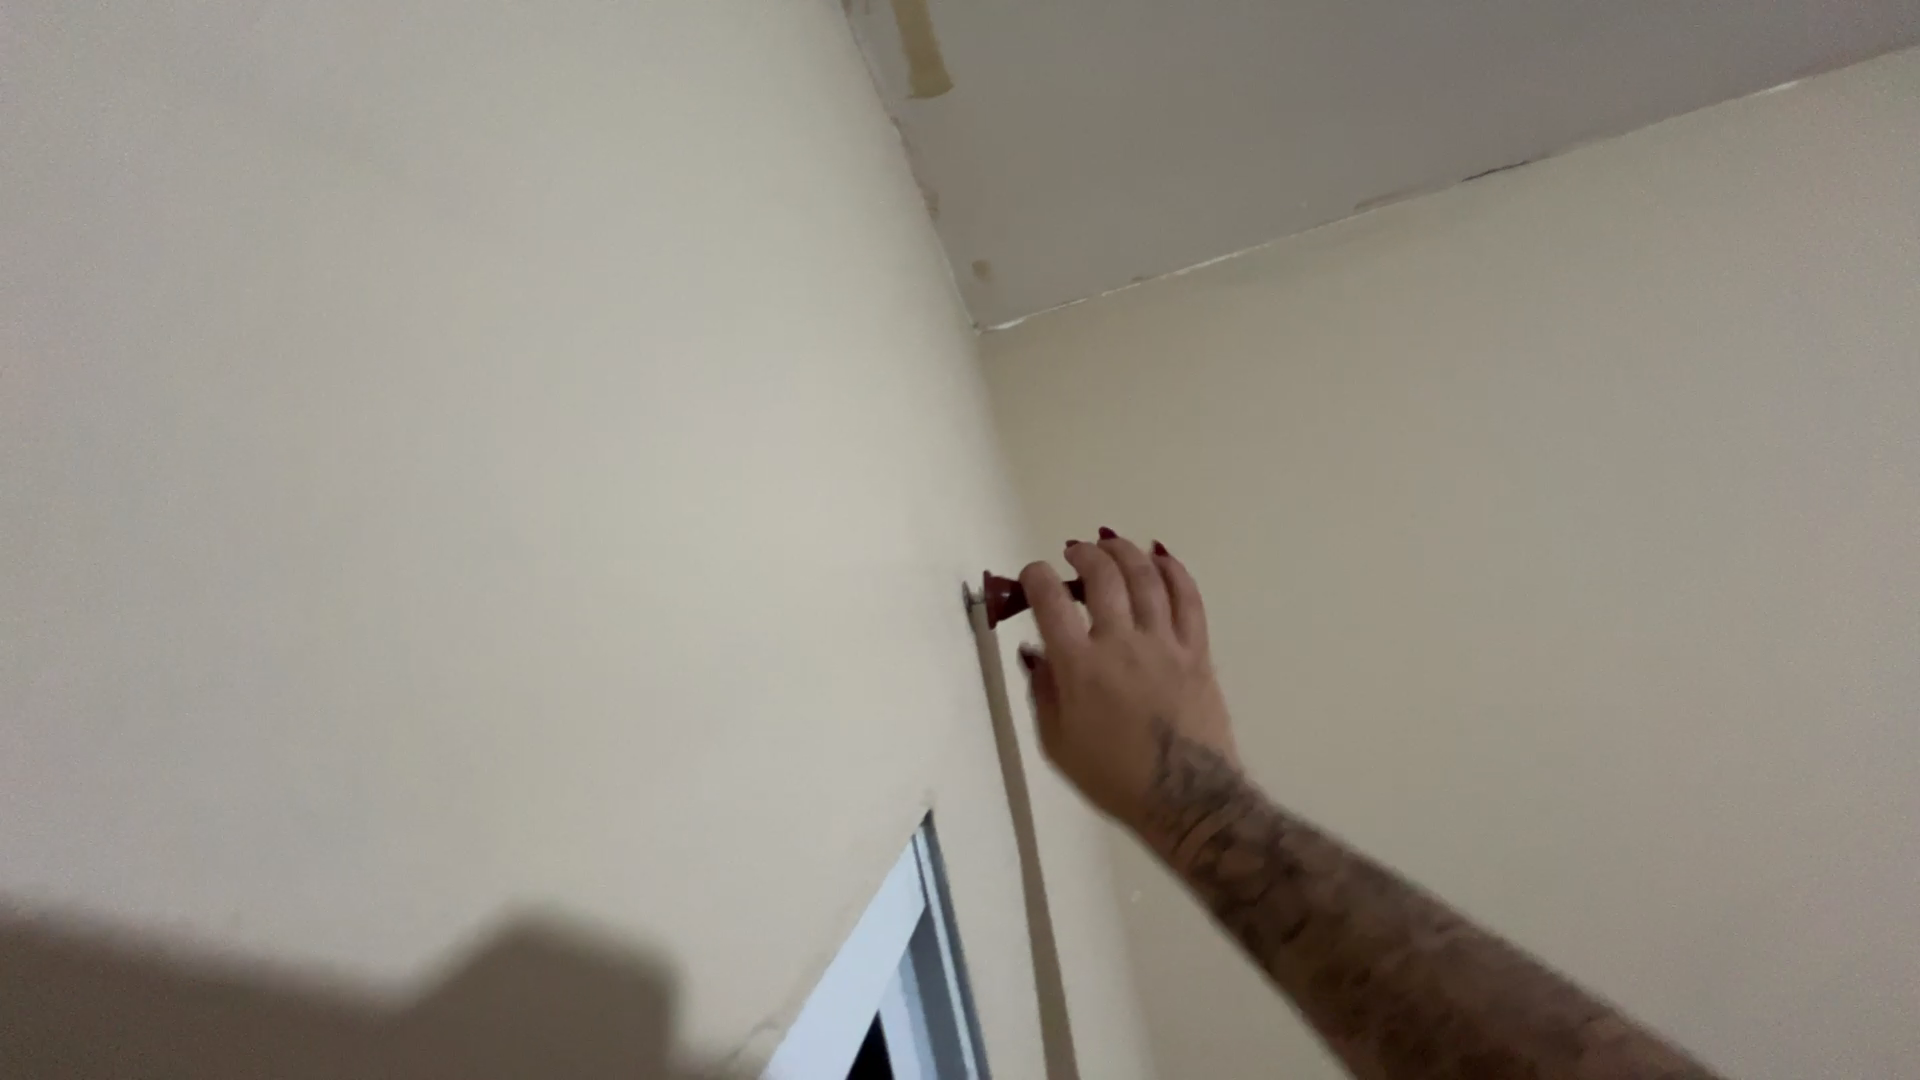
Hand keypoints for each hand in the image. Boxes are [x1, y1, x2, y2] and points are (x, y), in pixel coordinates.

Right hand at [1017, 530, 1239, 834]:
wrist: (1187, 800)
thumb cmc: (1113, 777)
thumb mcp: (1057, 744)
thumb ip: (1043, 691)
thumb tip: (1035, 652)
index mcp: (1080, 668)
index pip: (1050, 602)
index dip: (1036, 577)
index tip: (1033, 574)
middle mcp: (1120, 645)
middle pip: (1102, 578)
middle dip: (1082, 556)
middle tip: (1073, 553)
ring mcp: (1163, 644)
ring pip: (1145, 578)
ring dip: (1124, 553)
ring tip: (1110, 546)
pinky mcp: (1196, 651)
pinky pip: (1188, 599)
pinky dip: (1173, 572)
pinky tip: (1160, 559)